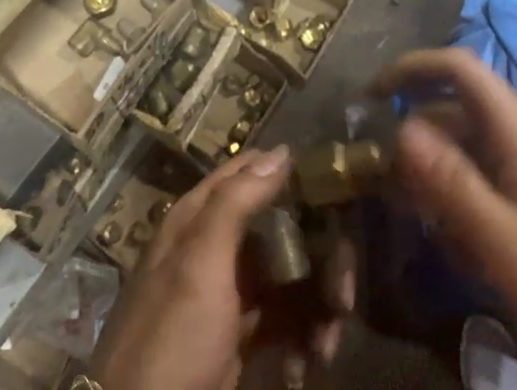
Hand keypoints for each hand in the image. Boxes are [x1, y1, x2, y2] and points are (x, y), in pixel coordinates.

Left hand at [88, 146, 354, 389]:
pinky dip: (300, 339)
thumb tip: (279, 152)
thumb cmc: (172, 335)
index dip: (284, 174)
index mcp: (196, 222)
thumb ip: (235, 206)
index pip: (244, 176)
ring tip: (328, 341)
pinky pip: (281, 322)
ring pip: (286, 278)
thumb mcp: (199, 263)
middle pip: (276, 231)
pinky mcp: (238, 336)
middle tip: (343, 293)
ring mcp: (226, 295)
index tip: (330, 179)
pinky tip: (308, 363)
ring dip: (315, 306)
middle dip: (317, 257)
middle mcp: (212, 250)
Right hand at [374, 49, 516, 389]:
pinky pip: (497, 163)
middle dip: (420, 134)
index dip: (412, 67)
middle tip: (390, 181)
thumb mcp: (499, 237)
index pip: (460, 67)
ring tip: (420, 212)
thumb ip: (449, 179)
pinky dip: (468, 181)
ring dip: (442, 165)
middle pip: (462, 107)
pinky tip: (460, 227)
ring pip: (477, 139)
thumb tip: (403, 128)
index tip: (373, 93)